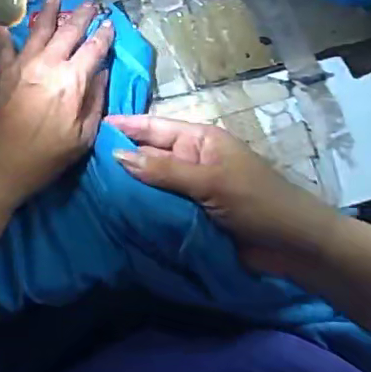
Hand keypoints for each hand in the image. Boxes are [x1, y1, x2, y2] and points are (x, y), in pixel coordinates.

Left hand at [0, 0, 113, 207]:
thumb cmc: (45, 156)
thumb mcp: (83, 137)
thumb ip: (95, 102)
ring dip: (49, 12)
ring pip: (38, 30)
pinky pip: (4, 46)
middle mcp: (48, 63)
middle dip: (82, 15)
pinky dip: (4, 33)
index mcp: (72, 80)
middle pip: (68, 31)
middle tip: (91, 3)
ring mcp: (22, 64)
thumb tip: (103, 74)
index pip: (94, 49)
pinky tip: (3, 22)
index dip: (104, 35)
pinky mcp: (1, 72)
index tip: (110, 23)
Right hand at [106, 115, 334, 274]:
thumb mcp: (210, 182)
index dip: (124, 126)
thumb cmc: (257, 202)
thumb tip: (117, 156)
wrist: (294, 246)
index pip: (153, 127)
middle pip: (147, 154)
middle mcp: (190, 160)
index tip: (89, 125)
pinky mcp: (187, 215)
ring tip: (85, 185)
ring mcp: (188, 189)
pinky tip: (111, 210)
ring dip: (125, 186)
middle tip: (77, 160)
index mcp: (198, 140)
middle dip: (118, 157)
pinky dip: (138, 208)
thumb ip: (163, 170)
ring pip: (149, 182)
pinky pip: (157, 207)